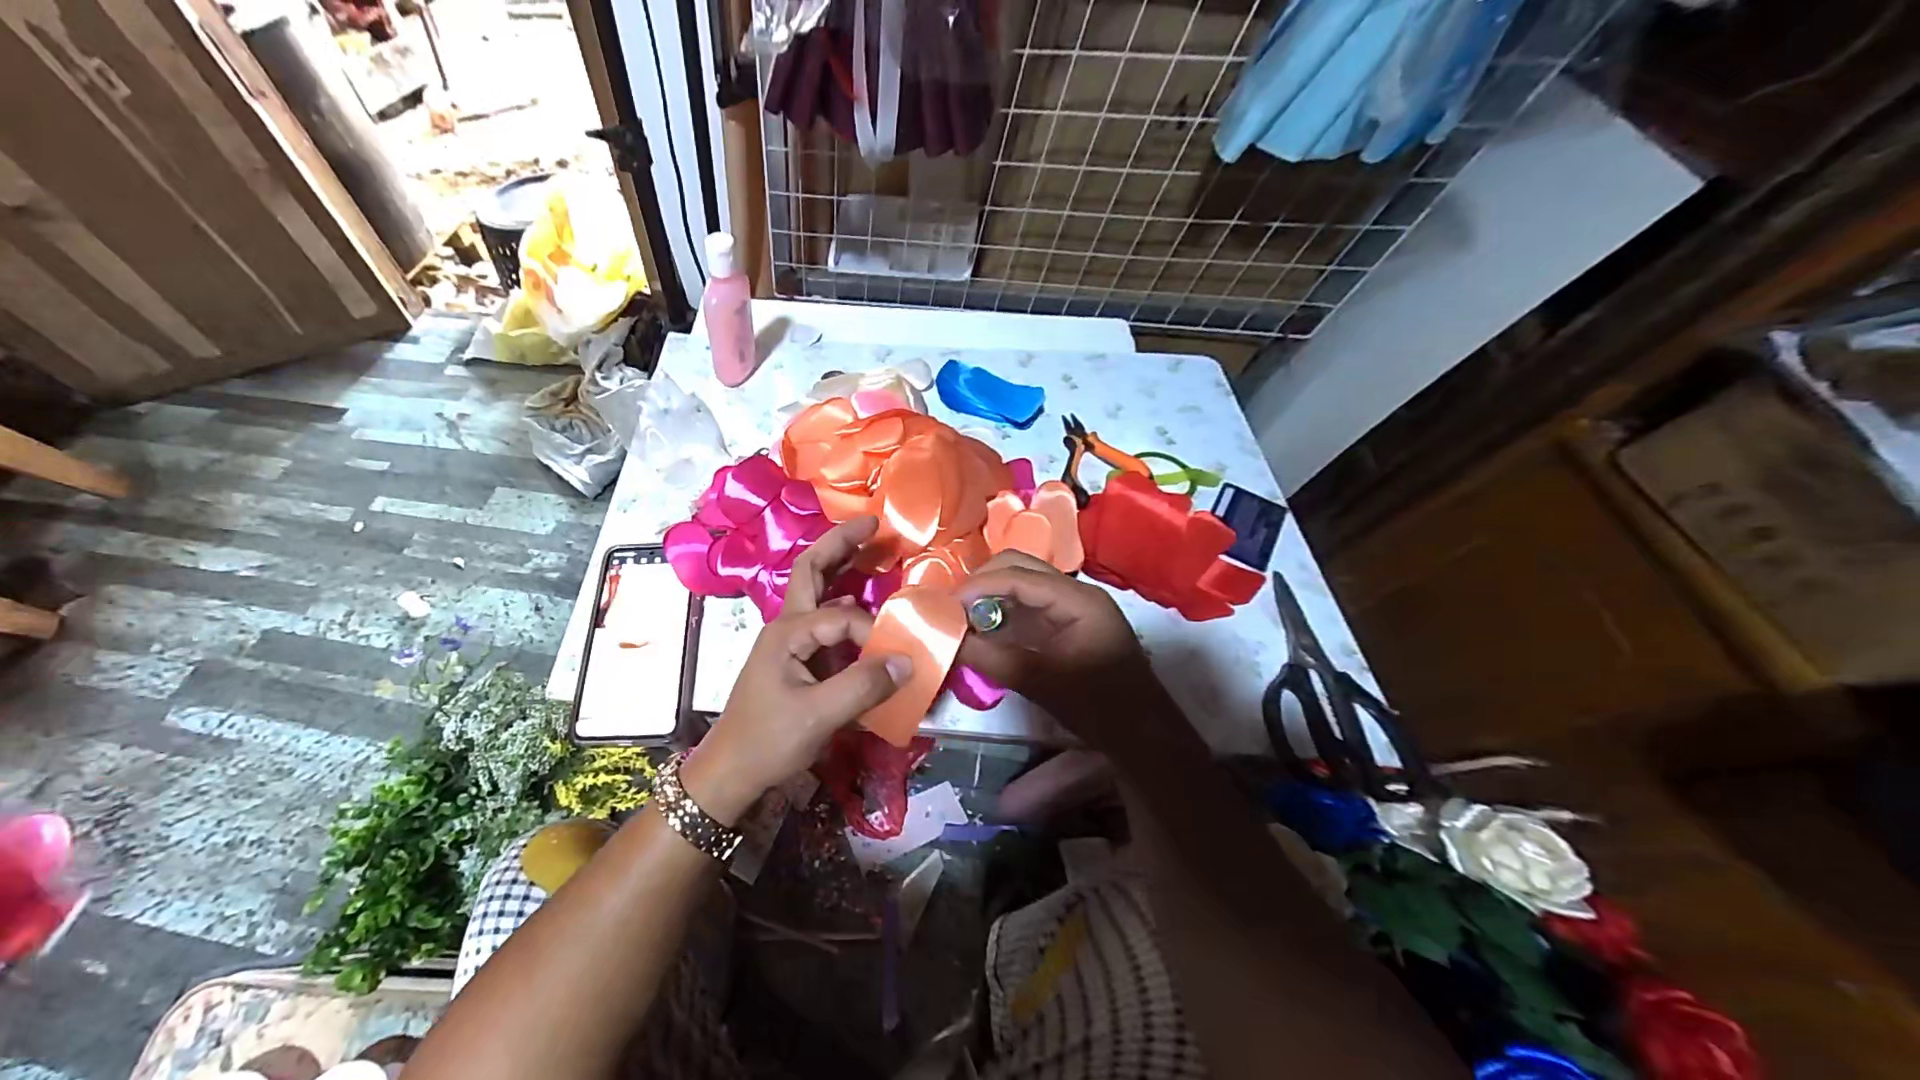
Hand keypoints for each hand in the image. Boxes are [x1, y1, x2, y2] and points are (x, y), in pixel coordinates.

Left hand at [680, 518, 908, 824]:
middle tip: (873, 523)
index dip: (875, 635)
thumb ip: (864, 686)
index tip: (896, 663)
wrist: (732, 772)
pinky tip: (861, 602)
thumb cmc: (768, 740)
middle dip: (842, 543)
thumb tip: (907, 660)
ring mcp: (790, 641)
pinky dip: (845, 602)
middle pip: (813, 570)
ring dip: (841, 566)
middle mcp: (787, 625)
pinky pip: (826, 620)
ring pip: (817, 590)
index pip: (845, 617)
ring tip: (869, 548)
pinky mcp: (797, 659)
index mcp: (788, 631)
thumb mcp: (818, 715)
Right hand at [955, 552, 1160, 734]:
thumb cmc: (1101, 708)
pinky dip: (1000, 616)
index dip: (979, 586)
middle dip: (981, 585)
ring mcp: (1069, 608)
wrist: (1142, 736)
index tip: (944, 607)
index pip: (1020, 574)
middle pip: (1020, 568)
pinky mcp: (1062, 626)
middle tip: (950, 612)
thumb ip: (996, 659)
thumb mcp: (1045, 684)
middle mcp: (1074, 593)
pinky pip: (1025, 609)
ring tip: (958, 621)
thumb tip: (948, 640)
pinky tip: (980, 633)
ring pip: (1020, 586)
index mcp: (1078, 599)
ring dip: (988, 599)